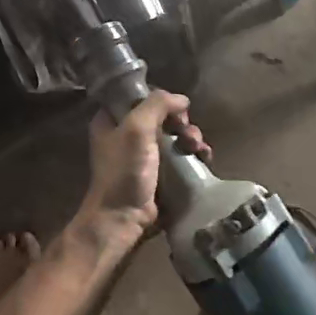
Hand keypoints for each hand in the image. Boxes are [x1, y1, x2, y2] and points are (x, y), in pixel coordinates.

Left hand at [79, 90, 209, 236]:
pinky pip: (181, 155)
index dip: (160, 99)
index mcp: (111, 120)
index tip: (175, 109)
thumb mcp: (137, 129)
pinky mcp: (159, 173)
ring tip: (198, 147)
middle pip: (162, 116)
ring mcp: (143, 155)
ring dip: (191, 137)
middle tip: (187, 132)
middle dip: (181, 122)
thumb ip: (158, 105)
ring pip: (175, 135)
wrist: (122, 218)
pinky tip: (204, 157)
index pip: (139, 96)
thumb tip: (182, 99)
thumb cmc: (124, 171)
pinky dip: (194, 153)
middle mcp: (126, 134)